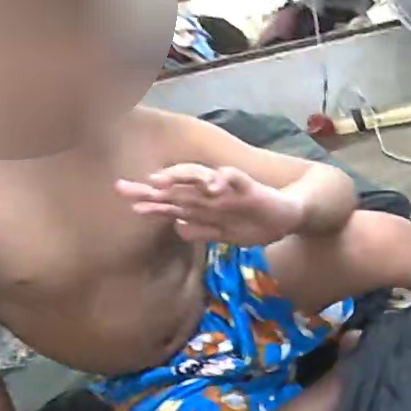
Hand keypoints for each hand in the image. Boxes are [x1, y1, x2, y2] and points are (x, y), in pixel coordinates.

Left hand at [116, 164, 305, 244]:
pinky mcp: (249, 188)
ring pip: (199, 180)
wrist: (289, 214)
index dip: (151, 203)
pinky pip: (234, 179)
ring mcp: (229, 190)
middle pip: (176, 190)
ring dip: (179, 178)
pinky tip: (212, 183)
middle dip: (151, 190)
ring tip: (159, 180)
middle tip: (121, 187)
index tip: (129, 204)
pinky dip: (223, 179)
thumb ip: (201, 230)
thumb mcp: (225, 233)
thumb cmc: (255, 221)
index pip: (172, 204)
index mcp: (205, 207)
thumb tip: (177, 226)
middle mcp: (211, 195)